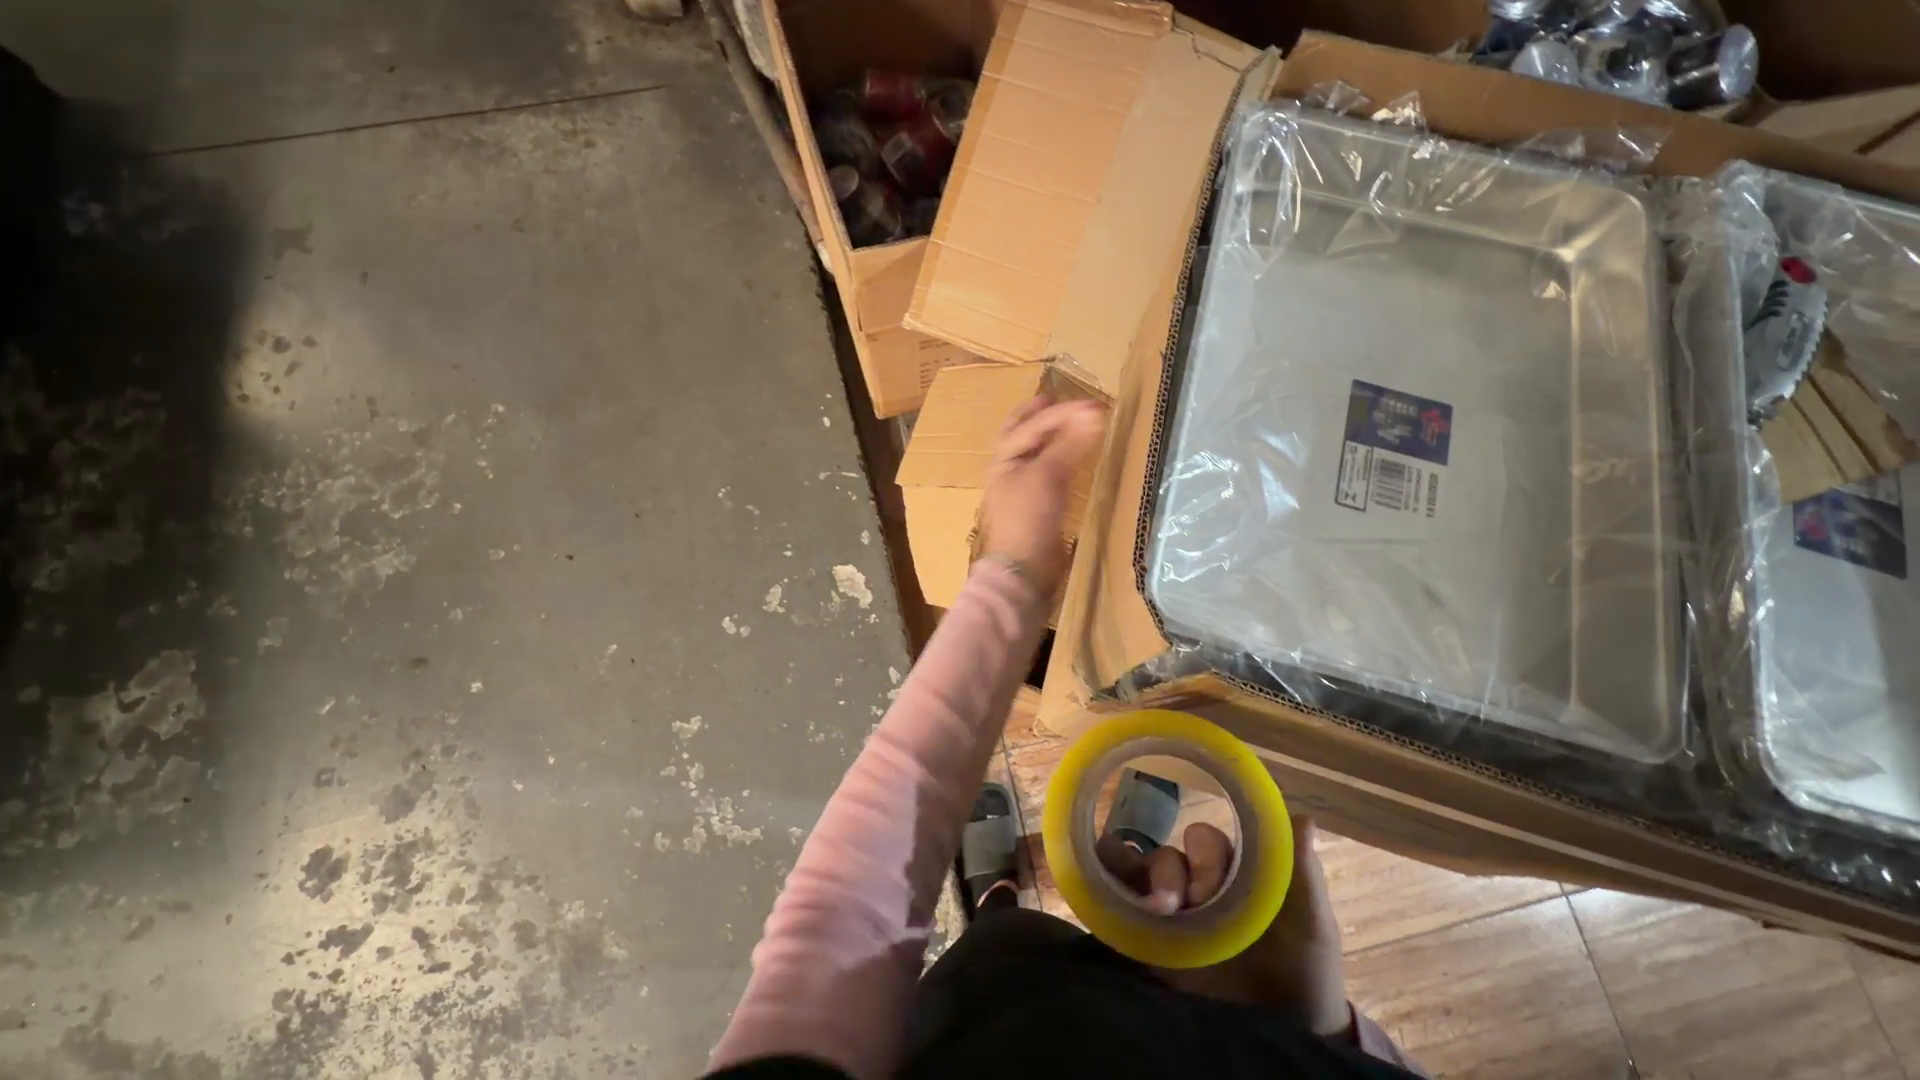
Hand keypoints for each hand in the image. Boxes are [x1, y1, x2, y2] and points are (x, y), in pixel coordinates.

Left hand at [976, 394, 1105, 599]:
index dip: (1063, 412)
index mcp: (1004, 458)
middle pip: (1021, 434)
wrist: (1023, 570)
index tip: (1097, 406)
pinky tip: (1073, 462)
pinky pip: (1047, 474)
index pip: (1033, 424)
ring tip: (1070, 426)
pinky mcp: (1036, 509)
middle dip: (1038, 417)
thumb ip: (1069, 443)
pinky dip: (1061, 461)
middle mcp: (1008, 470)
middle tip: (1055, 399)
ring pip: (1035, 454)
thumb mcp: (1047, 475)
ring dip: (1052, 437)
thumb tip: (1094, 412)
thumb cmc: (1028, 519)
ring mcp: (1020, 490)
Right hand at [1096, 816, 1351, 1037]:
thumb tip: (1302, 817)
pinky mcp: (1148, 940)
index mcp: (1233, 871)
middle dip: (1166, 876)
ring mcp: (1171, 911)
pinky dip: (1103, 886)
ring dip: (1137, 883)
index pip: (1203, 841)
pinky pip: (1117, 901)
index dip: (1202, 858)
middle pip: (1166, 857)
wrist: (1280, 1030)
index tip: (1207, 891)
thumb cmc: (1304, 971)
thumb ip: (1302, 873)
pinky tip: (1098, 889)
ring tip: (1149, 912)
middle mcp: (1197, 883)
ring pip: (1138, 875)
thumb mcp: (1311, 924)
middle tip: (1171, 908)